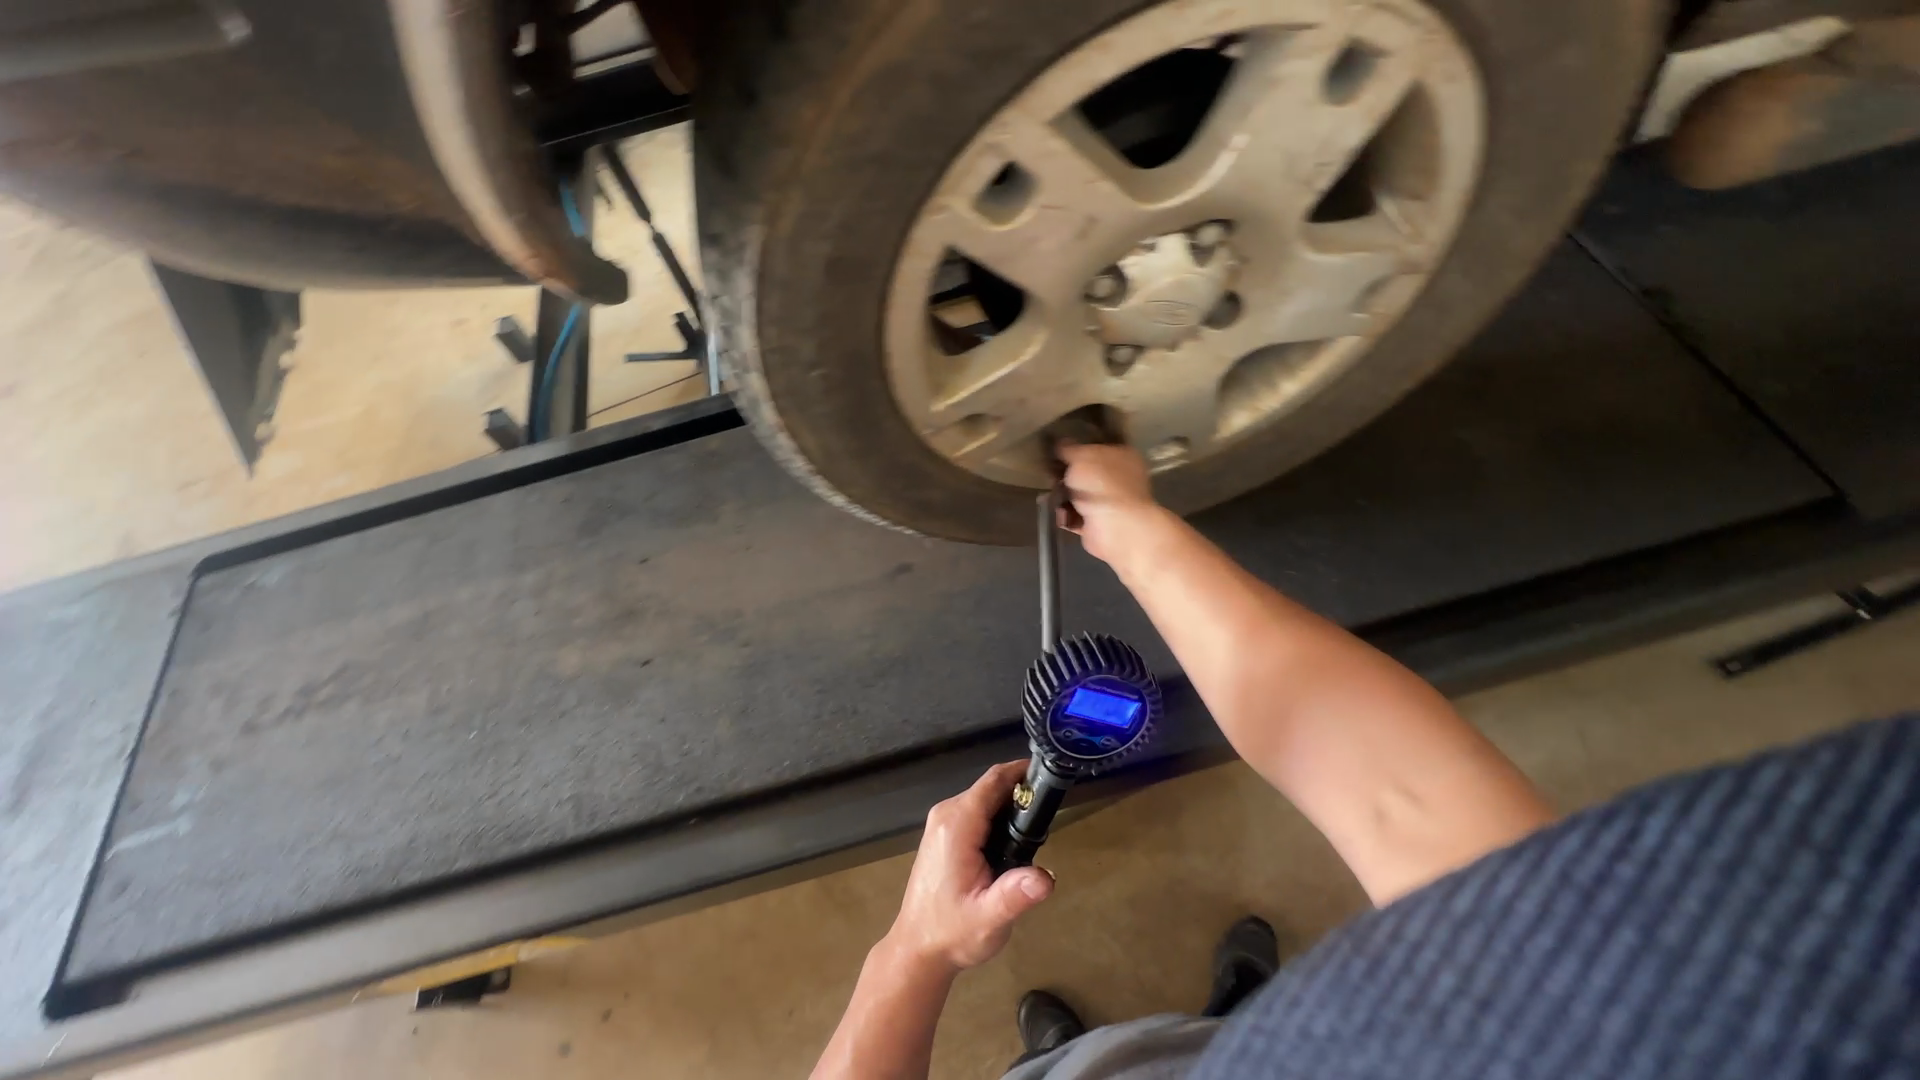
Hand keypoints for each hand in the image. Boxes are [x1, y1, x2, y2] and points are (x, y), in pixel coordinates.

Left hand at [886, 761, 1054, 971]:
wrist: (918, 949)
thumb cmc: (952, 932)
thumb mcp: (989, 919)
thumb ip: (1015, 895)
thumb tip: (1046, 877)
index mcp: (957, 824)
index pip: (994, 781)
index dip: (1023, 772)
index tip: (1052, 776)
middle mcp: (947, 813)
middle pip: (992, 787)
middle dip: (1022, 794)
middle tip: (1051, 816)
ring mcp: (942, 821)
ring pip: (985, 798)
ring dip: (1011, 807)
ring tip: (1036, 834)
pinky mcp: (943, 832)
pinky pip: (977, 810)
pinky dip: (998, 817)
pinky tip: (1012, 844)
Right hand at [1057, 441, 1159, 564]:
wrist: (1115, 528)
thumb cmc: (1101, 484)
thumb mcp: (1081, 456)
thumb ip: (1068, 449)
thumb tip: (1060, 444)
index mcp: (1122, 455)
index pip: (1098, 445)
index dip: (1078, 446)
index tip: (1058, 449)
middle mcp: (1119, 478)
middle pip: (1087, 471)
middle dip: (1067, 474)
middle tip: (1051, 473)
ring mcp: (1110, 503)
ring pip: (1079, 495)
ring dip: (1063, 496)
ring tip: (1052, 494)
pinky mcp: (1098, 524)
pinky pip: (1076, 516)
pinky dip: (1066, 515)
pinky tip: (1059, 512)